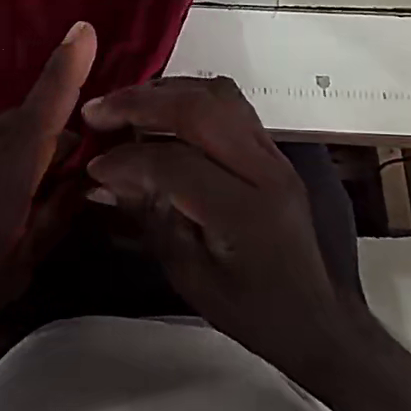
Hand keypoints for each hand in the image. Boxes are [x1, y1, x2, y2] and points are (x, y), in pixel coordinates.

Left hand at [0, 20, 98, 388]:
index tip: (83, 30)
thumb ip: (53, 215)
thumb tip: (81, 179)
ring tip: (36, 187)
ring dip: (24, 146)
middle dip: (54, 130)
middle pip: (24, 120)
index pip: (43, 111)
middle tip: (75, 163)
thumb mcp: (19, 266)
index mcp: (5, 176)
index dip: (66, 69)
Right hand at [83, 76, 358, 369]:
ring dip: (163, 92)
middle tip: (96, 111)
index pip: (175, 164)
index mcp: (245, 213)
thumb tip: (102, 180)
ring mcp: (274, 153)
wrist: (317, 318)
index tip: (93, 168)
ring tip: (123, 104)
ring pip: (216, 94)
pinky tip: (158, 109)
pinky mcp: (272, 148)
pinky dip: (186, 96)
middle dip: (139, 103)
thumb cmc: (251, 310)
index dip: (126, 160)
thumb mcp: (189, 276)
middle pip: (199, 110)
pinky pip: (228, 103)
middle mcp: (265, 171)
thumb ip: (149, 219)